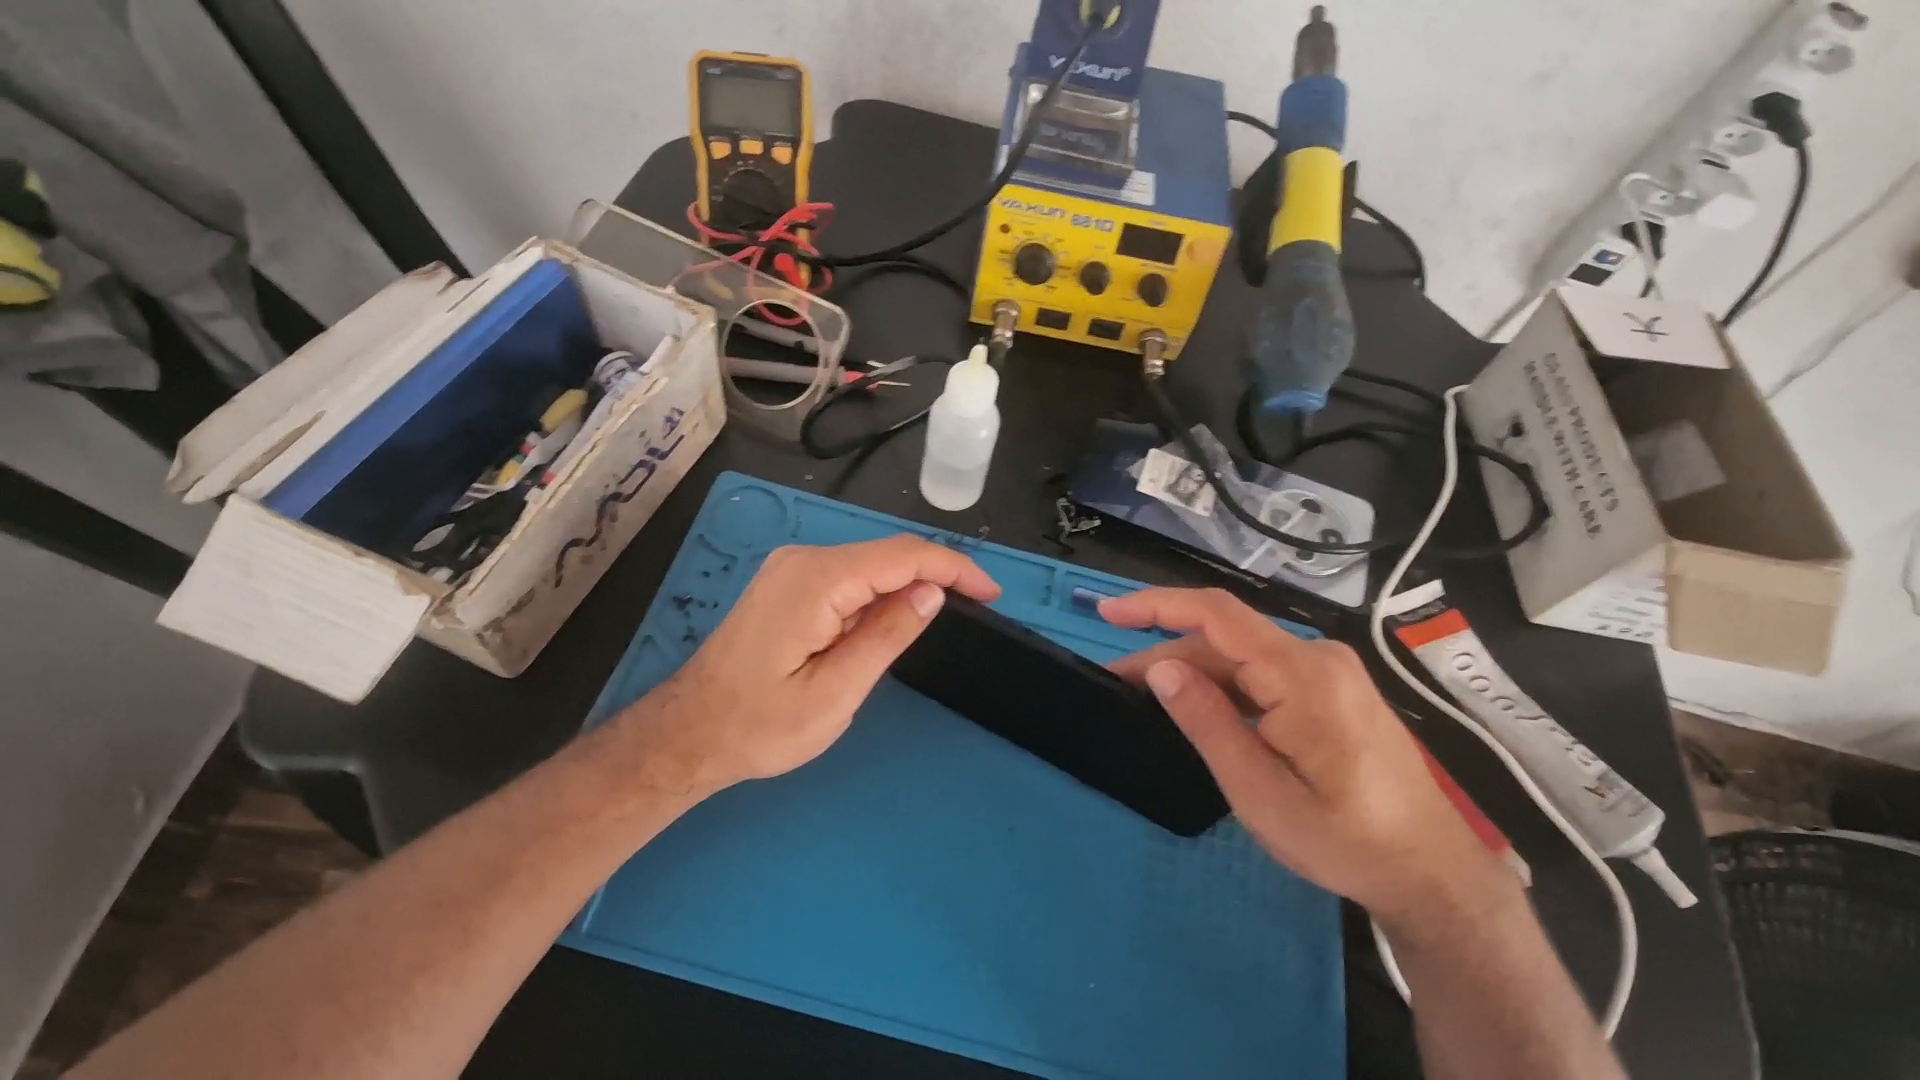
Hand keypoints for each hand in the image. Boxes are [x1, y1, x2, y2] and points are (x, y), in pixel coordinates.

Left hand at [606, 536, 1000, 798]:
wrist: (689, 733)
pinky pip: (847, 580)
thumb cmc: (760, 726)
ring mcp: (791, 570)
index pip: (902, 556)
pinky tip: (893, 624)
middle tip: (978, 608)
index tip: (992, 594)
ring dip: (908, 588)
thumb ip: (886, 636)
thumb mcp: (835, 692)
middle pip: (887, 555)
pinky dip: (879, 597)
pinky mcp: (787, 586)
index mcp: (816, 580)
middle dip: (936, 576)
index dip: (954, 568)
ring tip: (944, 619)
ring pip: (869, 567)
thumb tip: (932, 592)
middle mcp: (803, 560)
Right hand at [1101, 588, 1512, 928]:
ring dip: (1194, 673)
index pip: (1218, 616)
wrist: (1430, 870)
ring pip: (1244, 657)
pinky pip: (1266, 673)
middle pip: (1226, 640)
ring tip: (1147, 700)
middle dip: (1167, 655)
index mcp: (1303, 675)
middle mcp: (1318, 658)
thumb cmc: (1344, 840)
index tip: (1108, 612)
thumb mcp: (1260, 793)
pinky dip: (1225, 686)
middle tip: (1116, 687)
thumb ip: (1208, 723)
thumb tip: (1162, 669)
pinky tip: (1201, 709)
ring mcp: (1330, 672)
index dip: (1158, 605)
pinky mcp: (1334, 690)